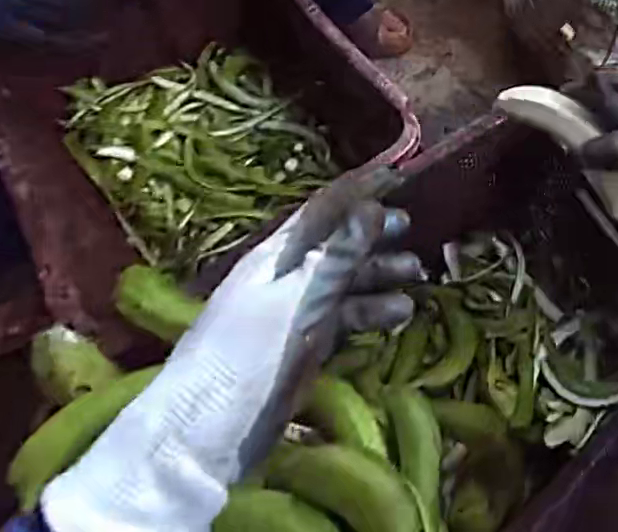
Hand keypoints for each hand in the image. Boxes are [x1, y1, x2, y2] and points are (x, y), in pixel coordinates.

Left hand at [40, 166, 420, 530]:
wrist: (201, 441)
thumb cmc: (246, 356)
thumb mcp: (296, 300)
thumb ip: (336, 256)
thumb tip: (372, 206)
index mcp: (279, 253)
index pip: (326, 207)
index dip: (360, 189)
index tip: (397, 176)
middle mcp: (291, 273)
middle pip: (340, 241)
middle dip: (375, 231)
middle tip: (409, 227)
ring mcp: (299, 308)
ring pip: (348, 278)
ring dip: (381, 272)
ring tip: (416, 274)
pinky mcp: (308, 341)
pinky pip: (347, 314)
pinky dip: (374, 310)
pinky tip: (399, 314)